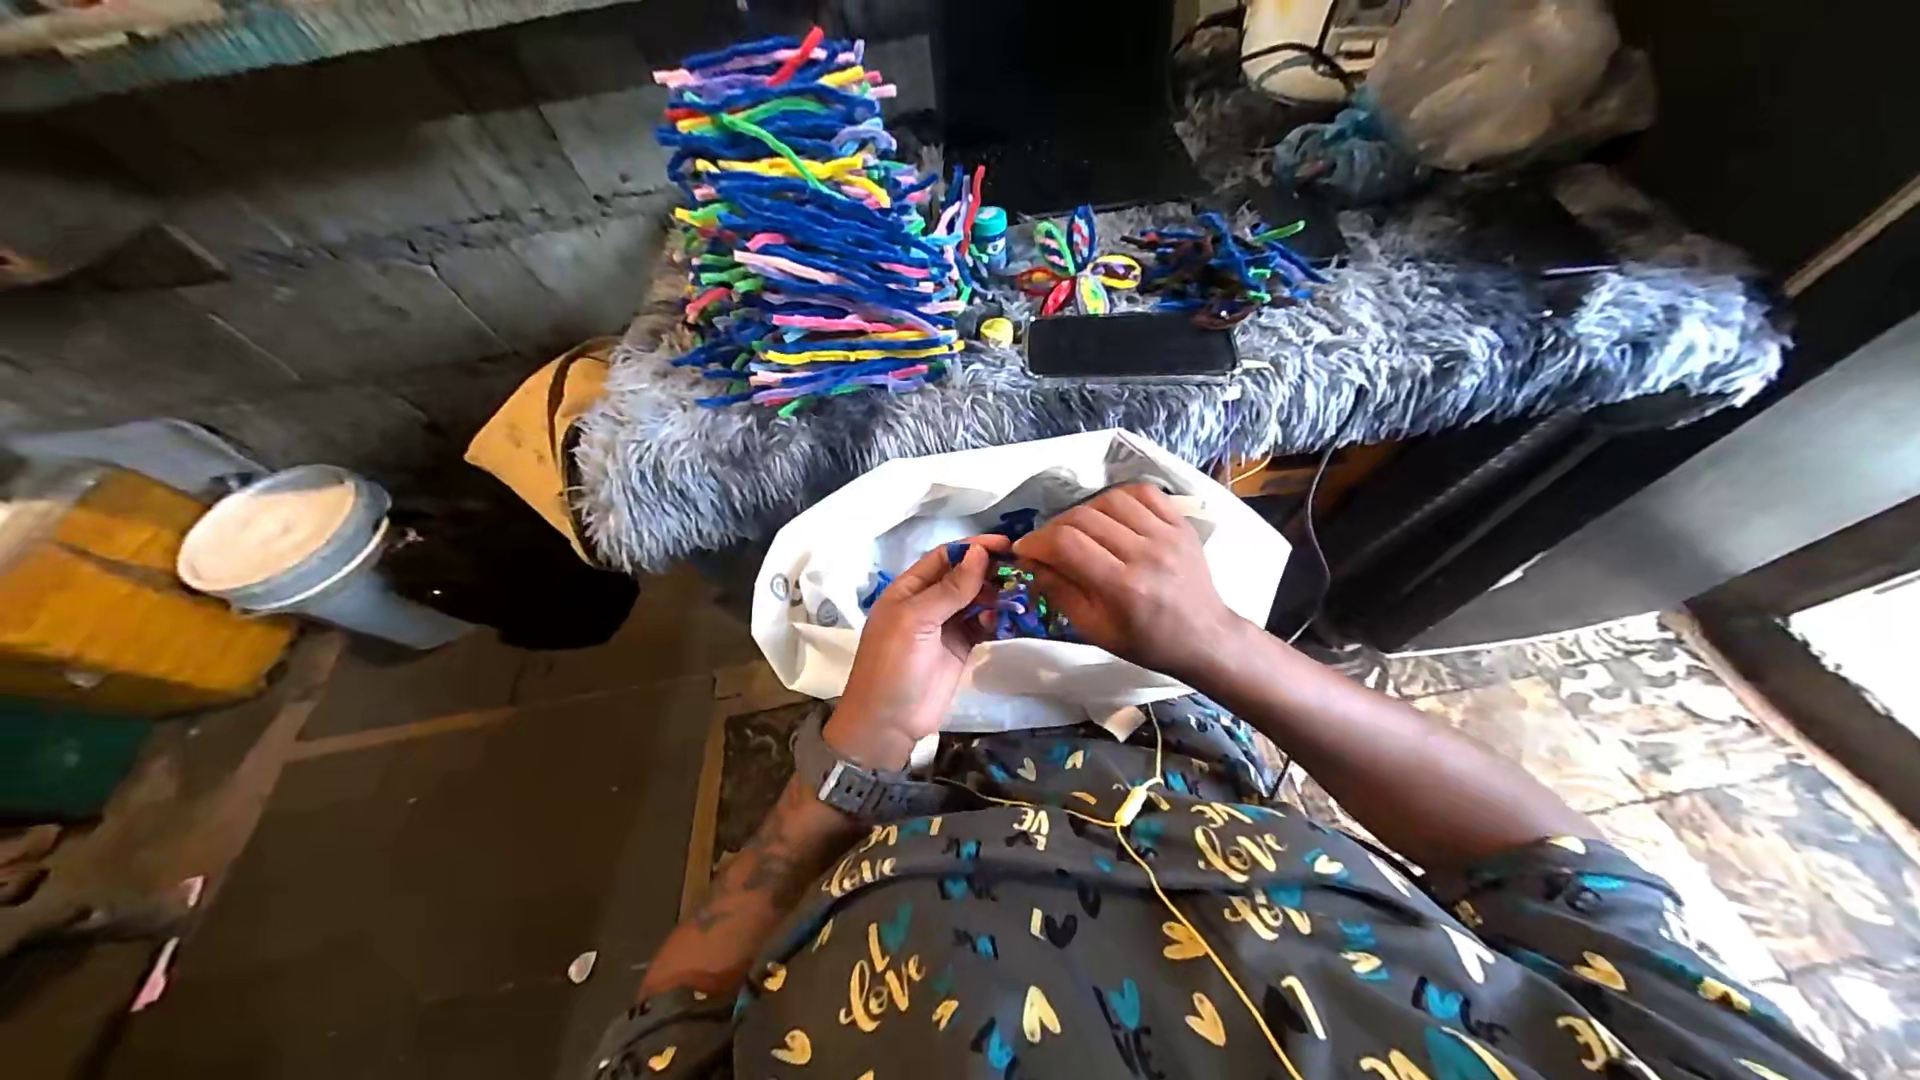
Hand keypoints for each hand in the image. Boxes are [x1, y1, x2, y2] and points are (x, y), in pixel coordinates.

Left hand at [825, 534, 1011, 768]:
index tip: (1005, 545)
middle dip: (990, 570)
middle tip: (1023, 568)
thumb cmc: (892, 666)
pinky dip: (997, 618)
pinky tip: (1013, 616)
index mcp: (908, 589)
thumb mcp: (915, 622)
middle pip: (963, 576)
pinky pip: (982, 625)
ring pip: (976, 600)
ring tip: (1024, 590)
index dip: (972, 548)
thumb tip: (979, 553)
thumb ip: (949, 589)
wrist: (887, 724)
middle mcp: (927, 603)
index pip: (944, 557)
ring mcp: (944, 626)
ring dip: (997, 594)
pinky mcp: (960, 648)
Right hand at [1012, 483, 1244, 681]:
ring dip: (1083, 512)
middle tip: (1046, 544)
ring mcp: (1167, 534)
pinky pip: (1143, 492)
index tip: (1025, 550)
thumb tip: (1031, 562)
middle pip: (1083, 518)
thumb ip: (1059, 592)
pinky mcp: (1181, 524)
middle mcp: (1145, 554)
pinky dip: (1118, 497)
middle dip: (1053, 528)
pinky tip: (1109, 514)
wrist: (1204, 638)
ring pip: (1109, 500)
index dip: (1037, 541)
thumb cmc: (1146, 642)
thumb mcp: (1094, 629)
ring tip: (1078, 530)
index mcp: (1122, 587)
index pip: (1066, 544)